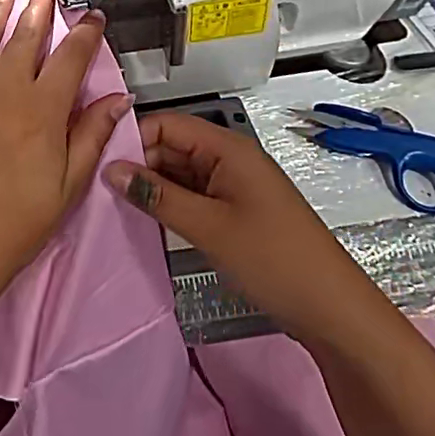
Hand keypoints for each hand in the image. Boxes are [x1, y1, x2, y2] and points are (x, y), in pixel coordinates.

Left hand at [0, 0, 131, 392]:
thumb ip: (91, 136)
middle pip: (26, 34)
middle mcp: (3, 88)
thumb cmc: (13, 225)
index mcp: (42, 109)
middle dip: (41, 8)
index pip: (71, 56)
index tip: (93, 18)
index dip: (86, 33)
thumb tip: (117, 101)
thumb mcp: (67, 186)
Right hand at [104, 113, 434, 435]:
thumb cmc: (273, 259)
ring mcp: (234, 184)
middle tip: (103, 191)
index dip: (134, 139)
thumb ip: (157, 196)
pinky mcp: (236, 209)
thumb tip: (110, 170)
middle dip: (140, 164)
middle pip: (172, 146)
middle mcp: (229, 157)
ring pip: (181, 172)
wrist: (334, 312)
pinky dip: (173, 204)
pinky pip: (195, 194)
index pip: (167, 124)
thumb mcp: (208, 227)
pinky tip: (150, 221)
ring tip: (119, 207)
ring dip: (155, 187)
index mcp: (226, 147)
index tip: (100, 163)